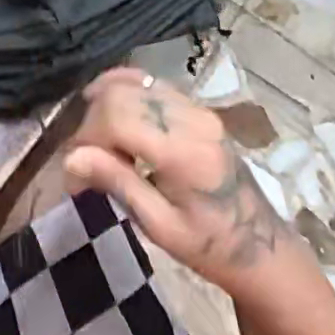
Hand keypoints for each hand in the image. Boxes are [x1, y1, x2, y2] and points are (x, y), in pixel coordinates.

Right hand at [63, 68, 312, 311]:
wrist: (265, 251)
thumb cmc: (211, 247)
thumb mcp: (159, 226)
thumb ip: (116, 182)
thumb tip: (69, 158)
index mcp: (185, 152)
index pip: (117, 118)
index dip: (86, 137)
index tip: (76, 171)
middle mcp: (192, 118)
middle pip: (120, 94)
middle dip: (92, 122)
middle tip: (84, 160)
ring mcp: (196, 108)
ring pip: (131, 83)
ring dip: (104, 106)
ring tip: (99, 142)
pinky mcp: (196, 107)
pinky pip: (149, 83)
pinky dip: (122, 90)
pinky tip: (108, 108)